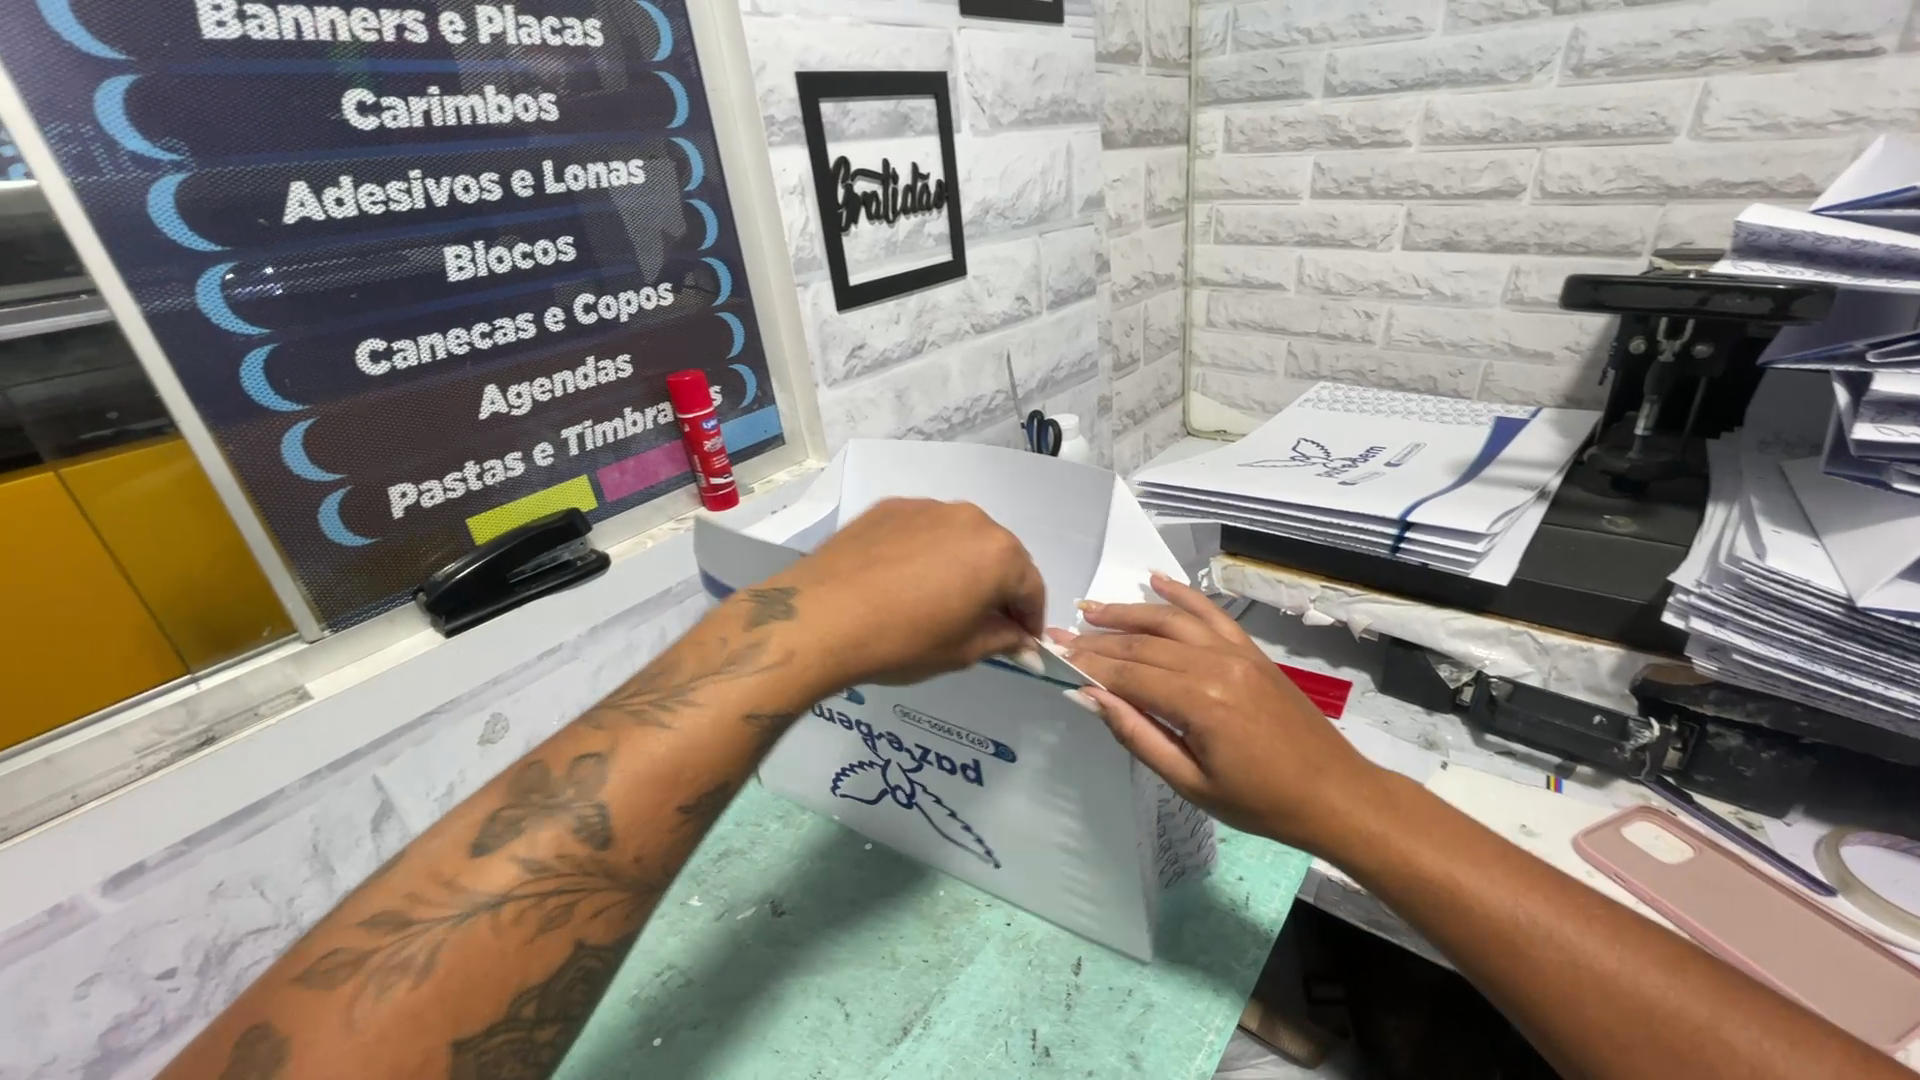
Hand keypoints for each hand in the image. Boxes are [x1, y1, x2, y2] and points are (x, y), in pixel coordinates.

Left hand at [770, 498, 1045, 687]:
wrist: (823, 616)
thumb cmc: (903, 640)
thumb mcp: (963, 651)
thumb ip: (1002, 638)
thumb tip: (1019, 638)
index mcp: (999, 554)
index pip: (1031, 587)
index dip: (1030, 618)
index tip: (1022, 641)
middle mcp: (971, 518)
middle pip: (999, 555)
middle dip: (998, 588)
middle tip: (984, 621)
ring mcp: (927, 507)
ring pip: (960, 538)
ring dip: (962, 565)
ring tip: (939, 598)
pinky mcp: (890, 507)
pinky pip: (923, 530)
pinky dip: (926, 552)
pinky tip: (903, 580)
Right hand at [1049, 575, 1380, 850]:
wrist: (1334, 793)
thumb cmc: (1259, 802)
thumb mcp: (1191, 783)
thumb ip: (1138, 735)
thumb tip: (1091, 698)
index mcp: (1199, 703)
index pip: (1127, 674)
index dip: (1088, 665)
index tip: (1054, 655)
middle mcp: (1214, 665)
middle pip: (1143, 643)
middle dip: (1098, 639)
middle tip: (1060, 634)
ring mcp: (1236, 652)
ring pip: (1170, 621)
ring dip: (1128, 612)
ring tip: (1092, 608)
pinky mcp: (1251, 651)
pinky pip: (1211, 613)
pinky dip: (1182, 594)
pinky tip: (1155, 580)